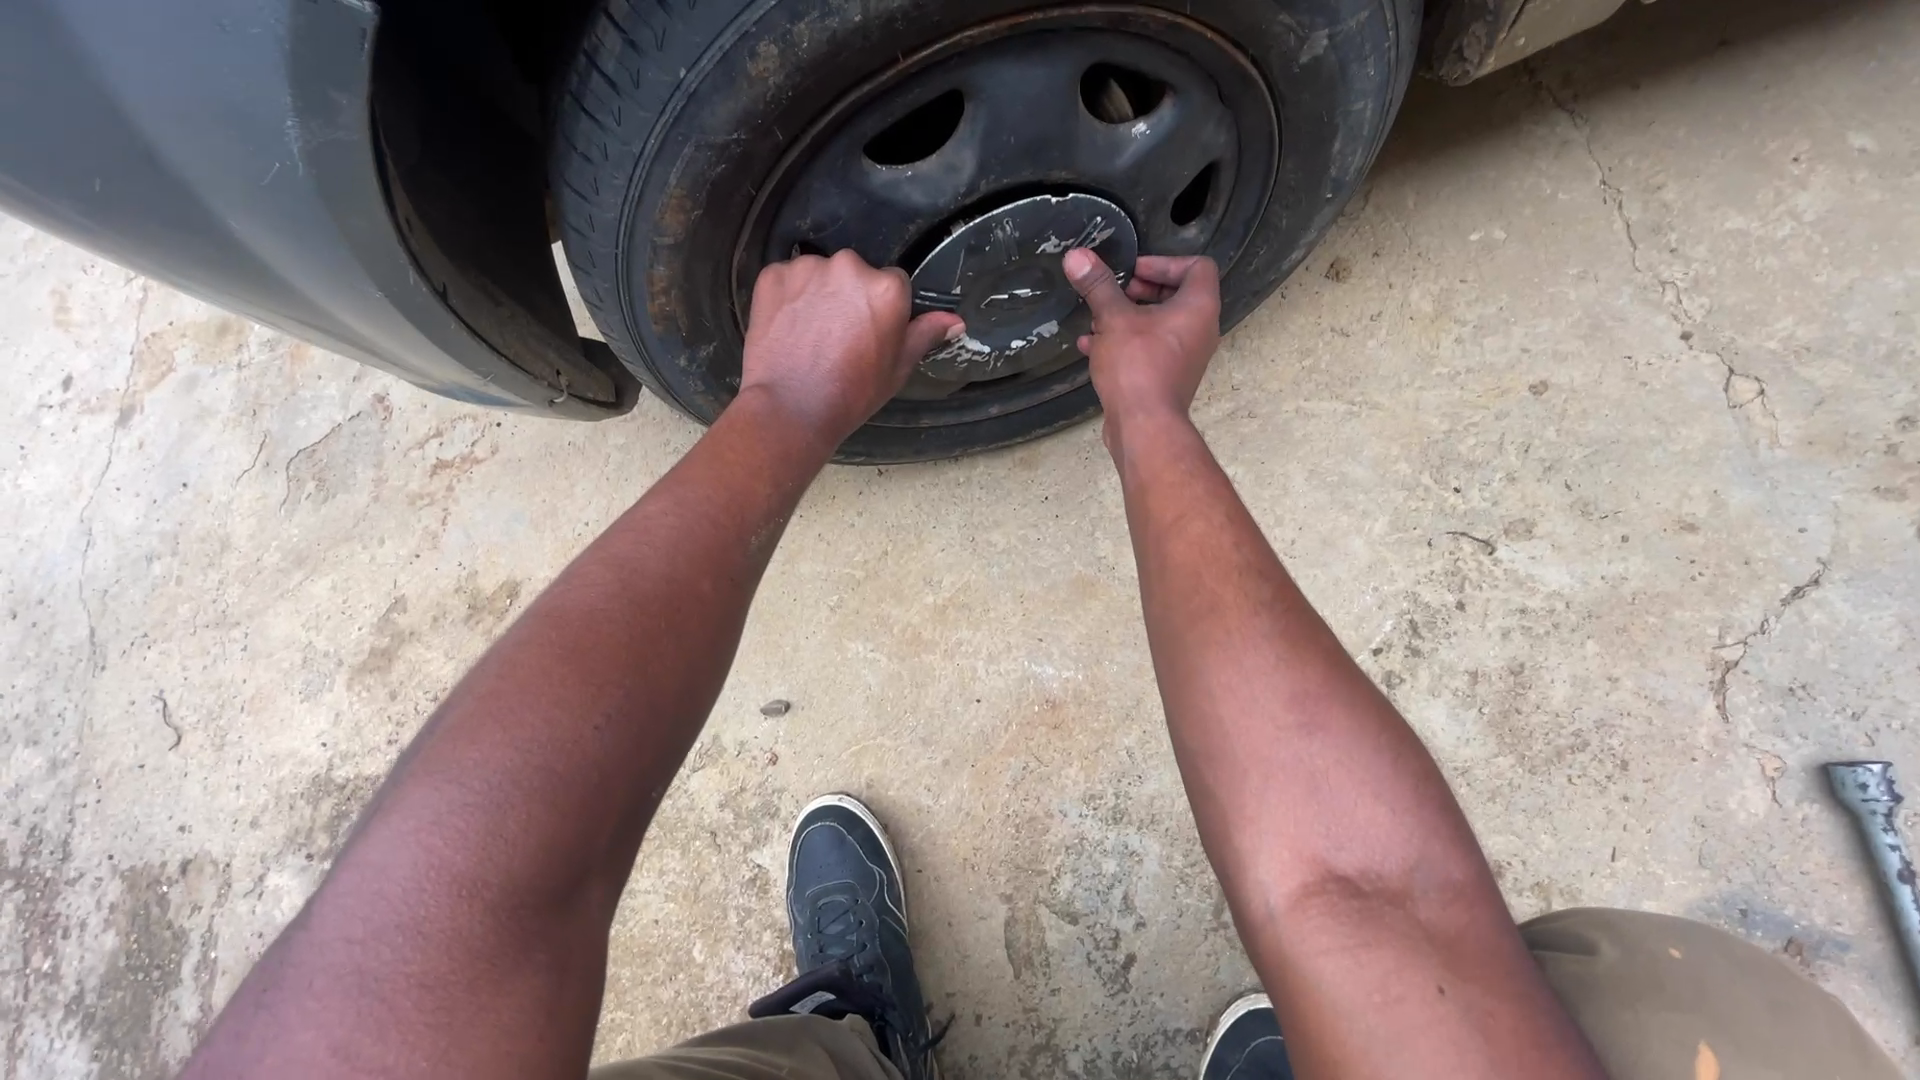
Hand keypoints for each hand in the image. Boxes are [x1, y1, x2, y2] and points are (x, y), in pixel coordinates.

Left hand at [739, 250, 962, 444]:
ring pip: (821, 275)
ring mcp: (808, 269)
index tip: (872, 333)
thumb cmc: (851, 393)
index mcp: (887, 288)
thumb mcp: (897, 368)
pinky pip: (788, 279)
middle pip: (857, 274)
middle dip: (850, 298)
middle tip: (840, 337)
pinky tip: (790, 329)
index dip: (884, 310)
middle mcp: (849, 267)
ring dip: (819, 295)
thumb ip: (924, 335)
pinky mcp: (773, 275)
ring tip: (812, 335)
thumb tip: (954, 321)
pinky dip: (789, 298)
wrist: (791, 406)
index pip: (894, 283)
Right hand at [1063, 248, 1220, 459]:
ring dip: (1129, 317)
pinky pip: (1150, 349)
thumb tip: (1076, 256)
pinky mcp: (1169, 378)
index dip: (1164, 262)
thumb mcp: (1113, 319)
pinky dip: (1126, 343)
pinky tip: (1092, 346)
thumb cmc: (1137, 365)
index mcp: (1199, 307)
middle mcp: (1200, 330)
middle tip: (1116, 292)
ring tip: (1099, 318)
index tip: (1133, 271)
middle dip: (1141, 290)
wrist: (1145, 426)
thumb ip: (1098, 286)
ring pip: (1160, 325)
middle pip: (1177, 295)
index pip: (1197, 266)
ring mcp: (1186, 357)